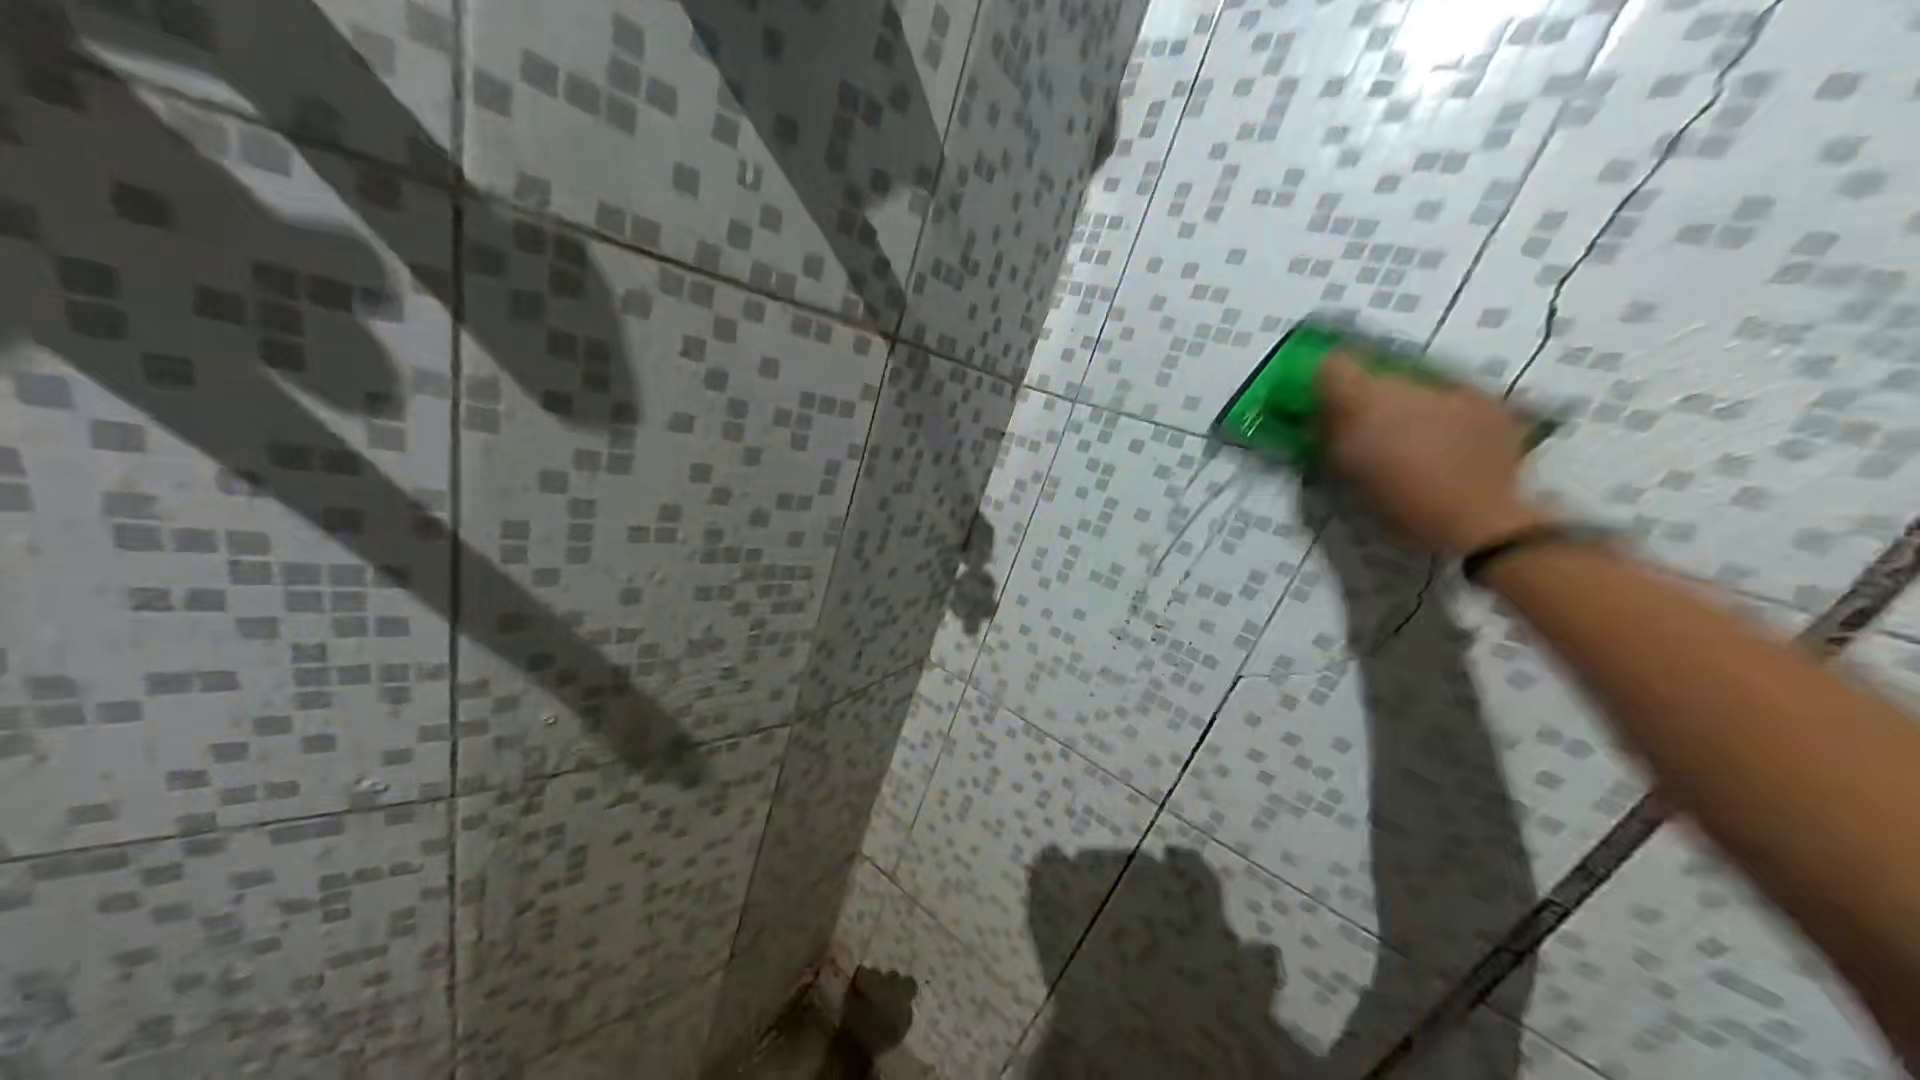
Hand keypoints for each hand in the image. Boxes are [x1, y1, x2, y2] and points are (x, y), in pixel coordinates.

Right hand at [1317, 354, 1553, 554]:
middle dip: (1372, 400)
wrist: (1477, 522)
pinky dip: (1447, 416)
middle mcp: (1407, 384)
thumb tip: (1320, 419)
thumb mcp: (1345, 478)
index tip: (1326, 407)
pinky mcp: (1488, 403)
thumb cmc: (1398, 506)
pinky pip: (1455, 399)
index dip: (1326, 383)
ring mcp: (1453, 390)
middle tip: (1372, 434)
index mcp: (1365, 401)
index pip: (1333, 365)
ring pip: (1418, 386)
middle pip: (1379, 376)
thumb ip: (1330, 439)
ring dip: (1410, 408)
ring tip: (1416, 443)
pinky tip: (1451, 446)